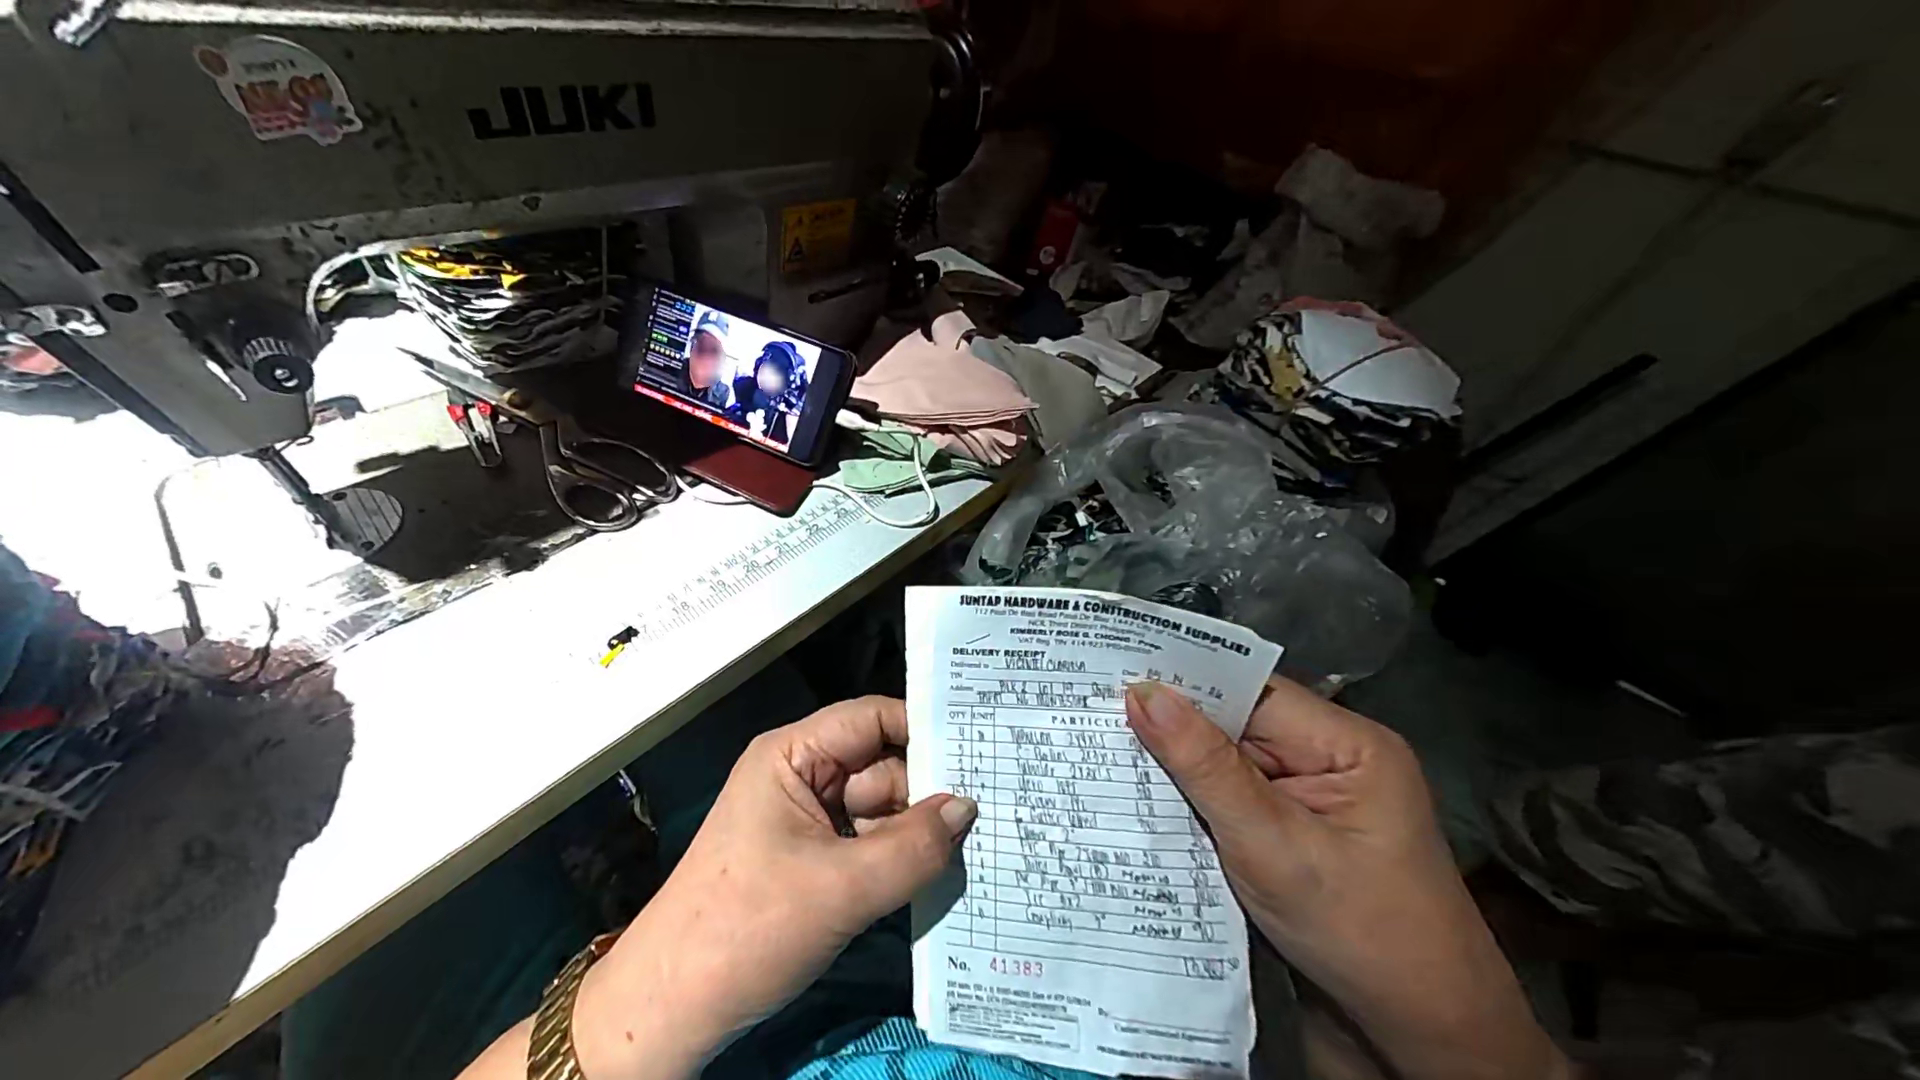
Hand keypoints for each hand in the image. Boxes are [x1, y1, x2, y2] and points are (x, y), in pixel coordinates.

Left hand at [570, 697, 975, 1079]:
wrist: (673, 1012)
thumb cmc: (747, 930)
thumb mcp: (841, 888)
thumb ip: (913, 846)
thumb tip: (969, 808)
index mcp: (794, 755)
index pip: (872, 719)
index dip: (924, 728)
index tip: (981, 747)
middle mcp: (805, 775)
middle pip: (884, 765)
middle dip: (926, 793)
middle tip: (989, 814)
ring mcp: (810, 817)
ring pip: (883, 807)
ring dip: (917, 832)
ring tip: (968, 851)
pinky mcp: (817, 856)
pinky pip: (872, 841)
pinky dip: (900, 857)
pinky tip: (934, 874)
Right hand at [1125, 679, 1568, 1079]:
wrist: (1418, 1044)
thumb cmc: (1357, 934)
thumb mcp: (1273, 845)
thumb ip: (1206, 767)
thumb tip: (1144, 693)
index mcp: (1346, 744)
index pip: (1250, 690)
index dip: (1185, 681)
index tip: (1114, 672)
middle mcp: (1326, 760)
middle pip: (1233, 724)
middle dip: (1171, 726)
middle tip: (1093, 713)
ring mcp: (1305, 801)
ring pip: (1223, 764)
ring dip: (1174, 767)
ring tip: (1102, 749)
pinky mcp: (1287, 836)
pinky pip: (1227, 800)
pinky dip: (1189, 802)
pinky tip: (1139, 798)